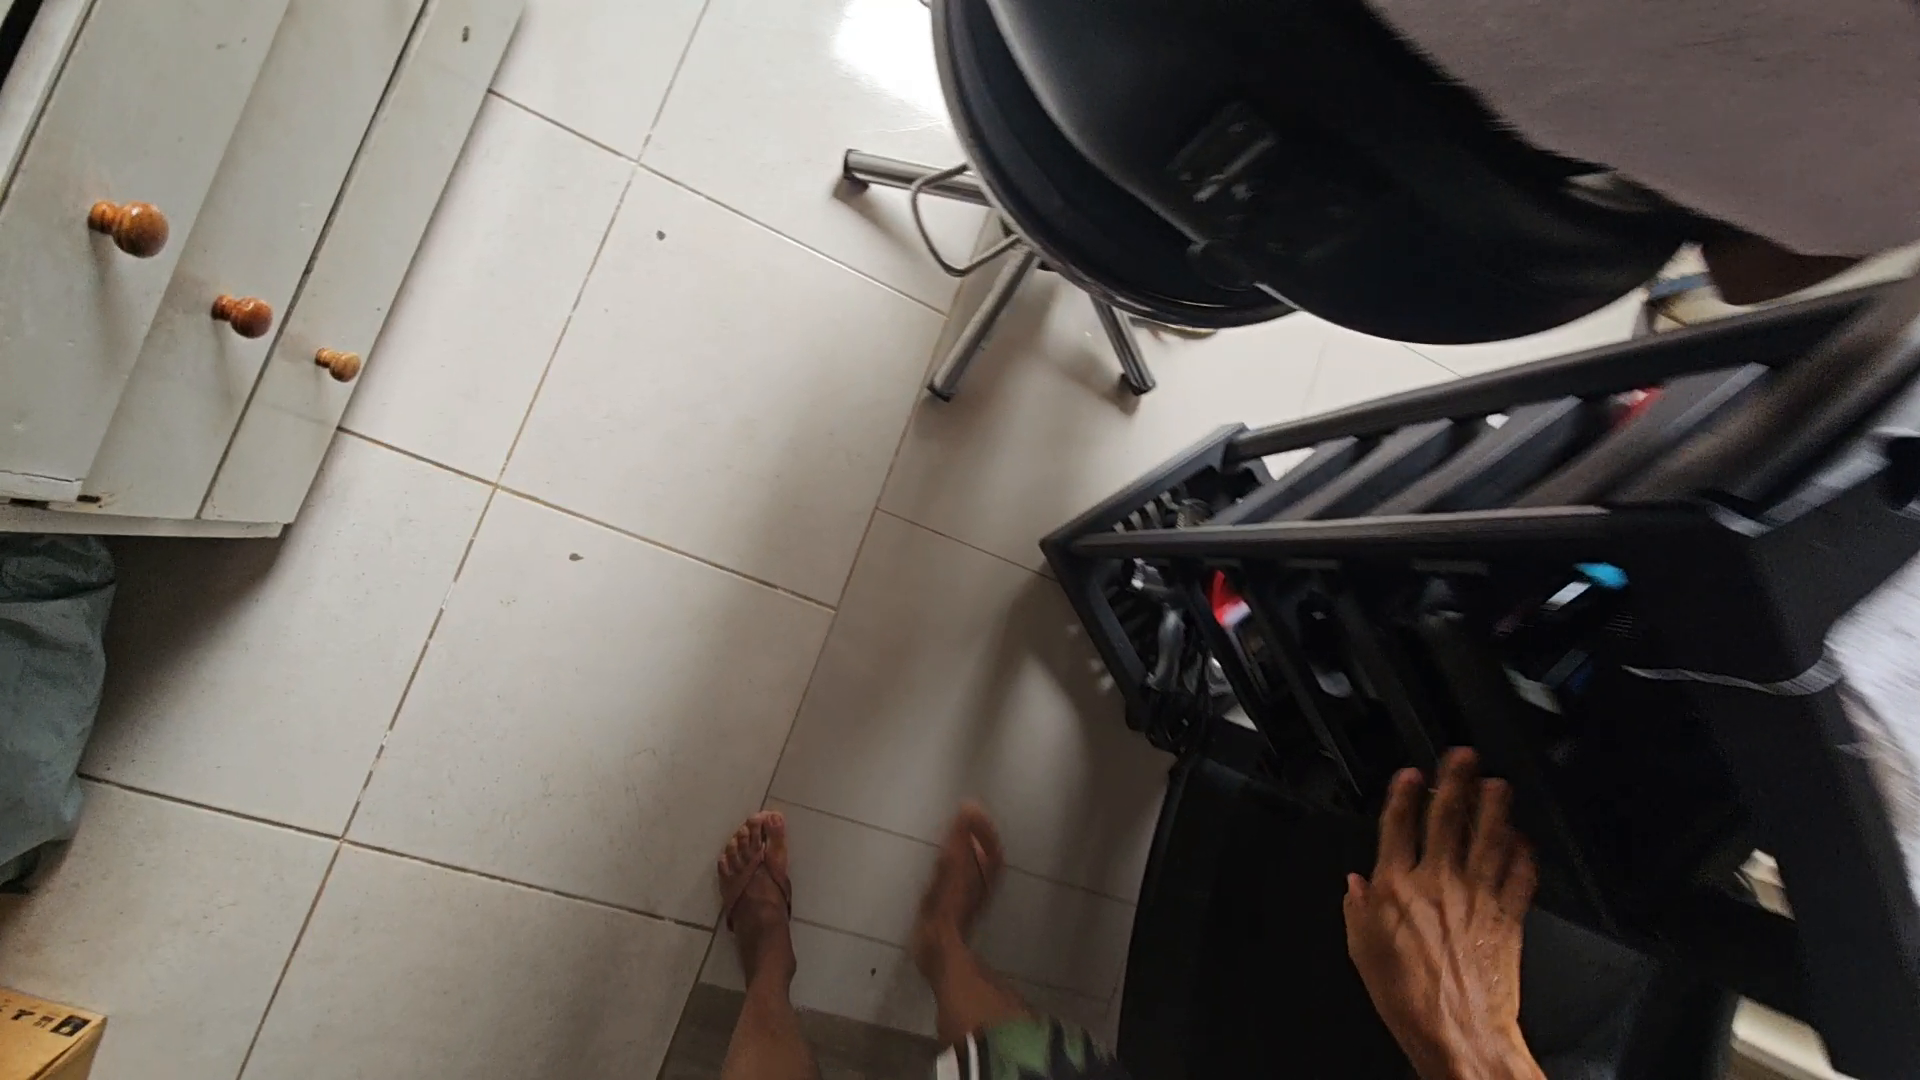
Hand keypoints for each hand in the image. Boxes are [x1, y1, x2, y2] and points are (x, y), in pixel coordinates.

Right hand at [1344, 748, 1543, 1079]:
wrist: (1458, 1034)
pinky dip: (1523, 856)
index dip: (1403, 794)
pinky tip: (1523, 839)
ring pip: (1488, 840)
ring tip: (1498, 784)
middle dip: (1454, 784)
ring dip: (1494, 809)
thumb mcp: (1361, 946)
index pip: (1398, 825)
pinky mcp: (1508, 920)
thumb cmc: (1406, 994)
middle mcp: (1437, 883)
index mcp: (1396, 886)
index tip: (1410, 774)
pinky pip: (1519, 879)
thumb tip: (1355, 883)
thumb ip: (1358, 907)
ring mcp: (1477, 899)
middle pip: (1446, 820)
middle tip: (1463, 758)